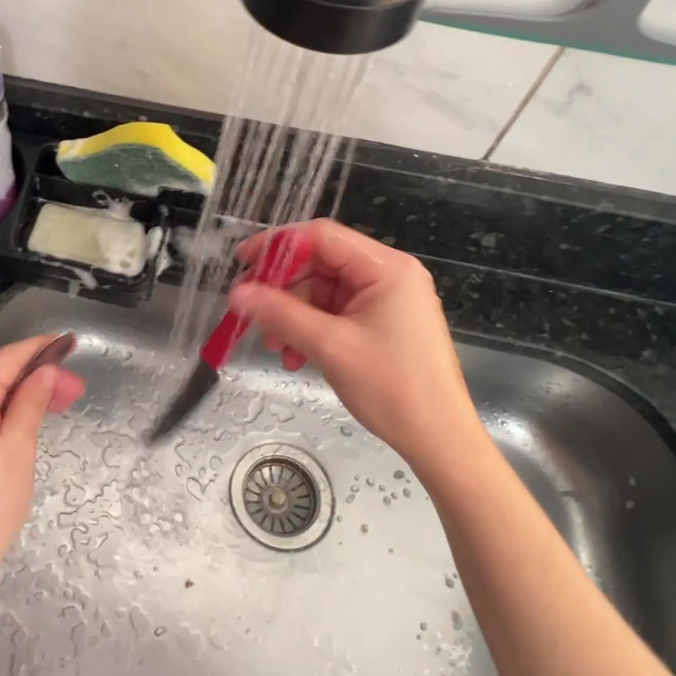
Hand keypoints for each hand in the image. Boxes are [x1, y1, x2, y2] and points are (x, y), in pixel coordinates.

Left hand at [0, 335, 85, 588]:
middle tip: (75, 389)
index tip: (71, 342)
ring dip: (23, 396)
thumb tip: (46, 369)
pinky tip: (28, 420)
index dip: (41, 349)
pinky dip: (5, 413)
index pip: (8, 359)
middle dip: (37, 377)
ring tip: (60, 404)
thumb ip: (32, 401)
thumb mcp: (19, 448)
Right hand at [228, 218, 475, 462]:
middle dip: (284, 290)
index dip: (278, 245)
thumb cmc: (392, 387)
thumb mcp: (330, 347)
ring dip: (293, 316)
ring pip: (323, 292)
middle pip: (320, 264)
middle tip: (251, 314)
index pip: (322, 236)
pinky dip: (311, 330)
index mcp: (386, 267)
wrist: (440, 439)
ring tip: (275, 346)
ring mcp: (387, 300)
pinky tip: (296, 357)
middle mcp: (389, 275)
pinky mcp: (383, 323)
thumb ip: (280, 313)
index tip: (243, 263)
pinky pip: (336, 313)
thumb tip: (236, 293)